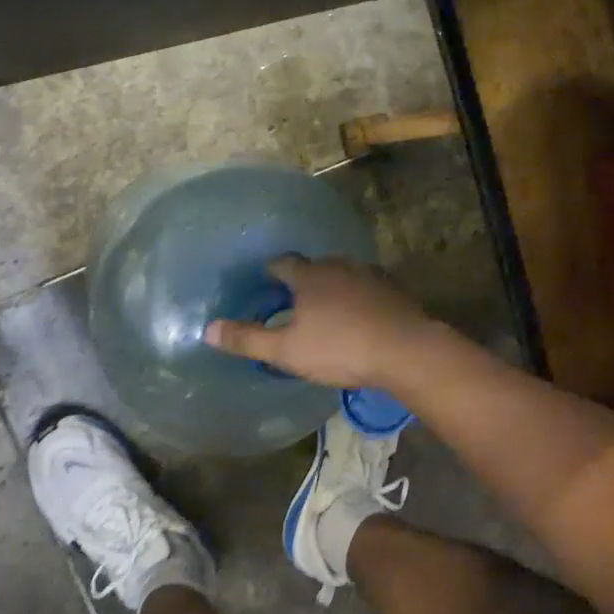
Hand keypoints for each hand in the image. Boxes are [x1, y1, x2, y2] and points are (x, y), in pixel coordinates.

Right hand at [204, 255, 455, 388]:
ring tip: (325, 309)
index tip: (264, 281)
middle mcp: (338, 265)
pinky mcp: (393, 289)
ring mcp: (369, 274)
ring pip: (343, 275)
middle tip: (292, 300)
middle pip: (314, 266)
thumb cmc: (340, 348)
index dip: (271, 271)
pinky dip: (358, 297)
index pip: (282, 263)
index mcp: (309, 275)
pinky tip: (359, 317)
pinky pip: (367, 288)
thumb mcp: (287, 350)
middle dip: (302, 279)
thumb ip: (248, 339)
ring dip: (332, 287)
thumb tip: (208, 328)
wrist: (405, 349)